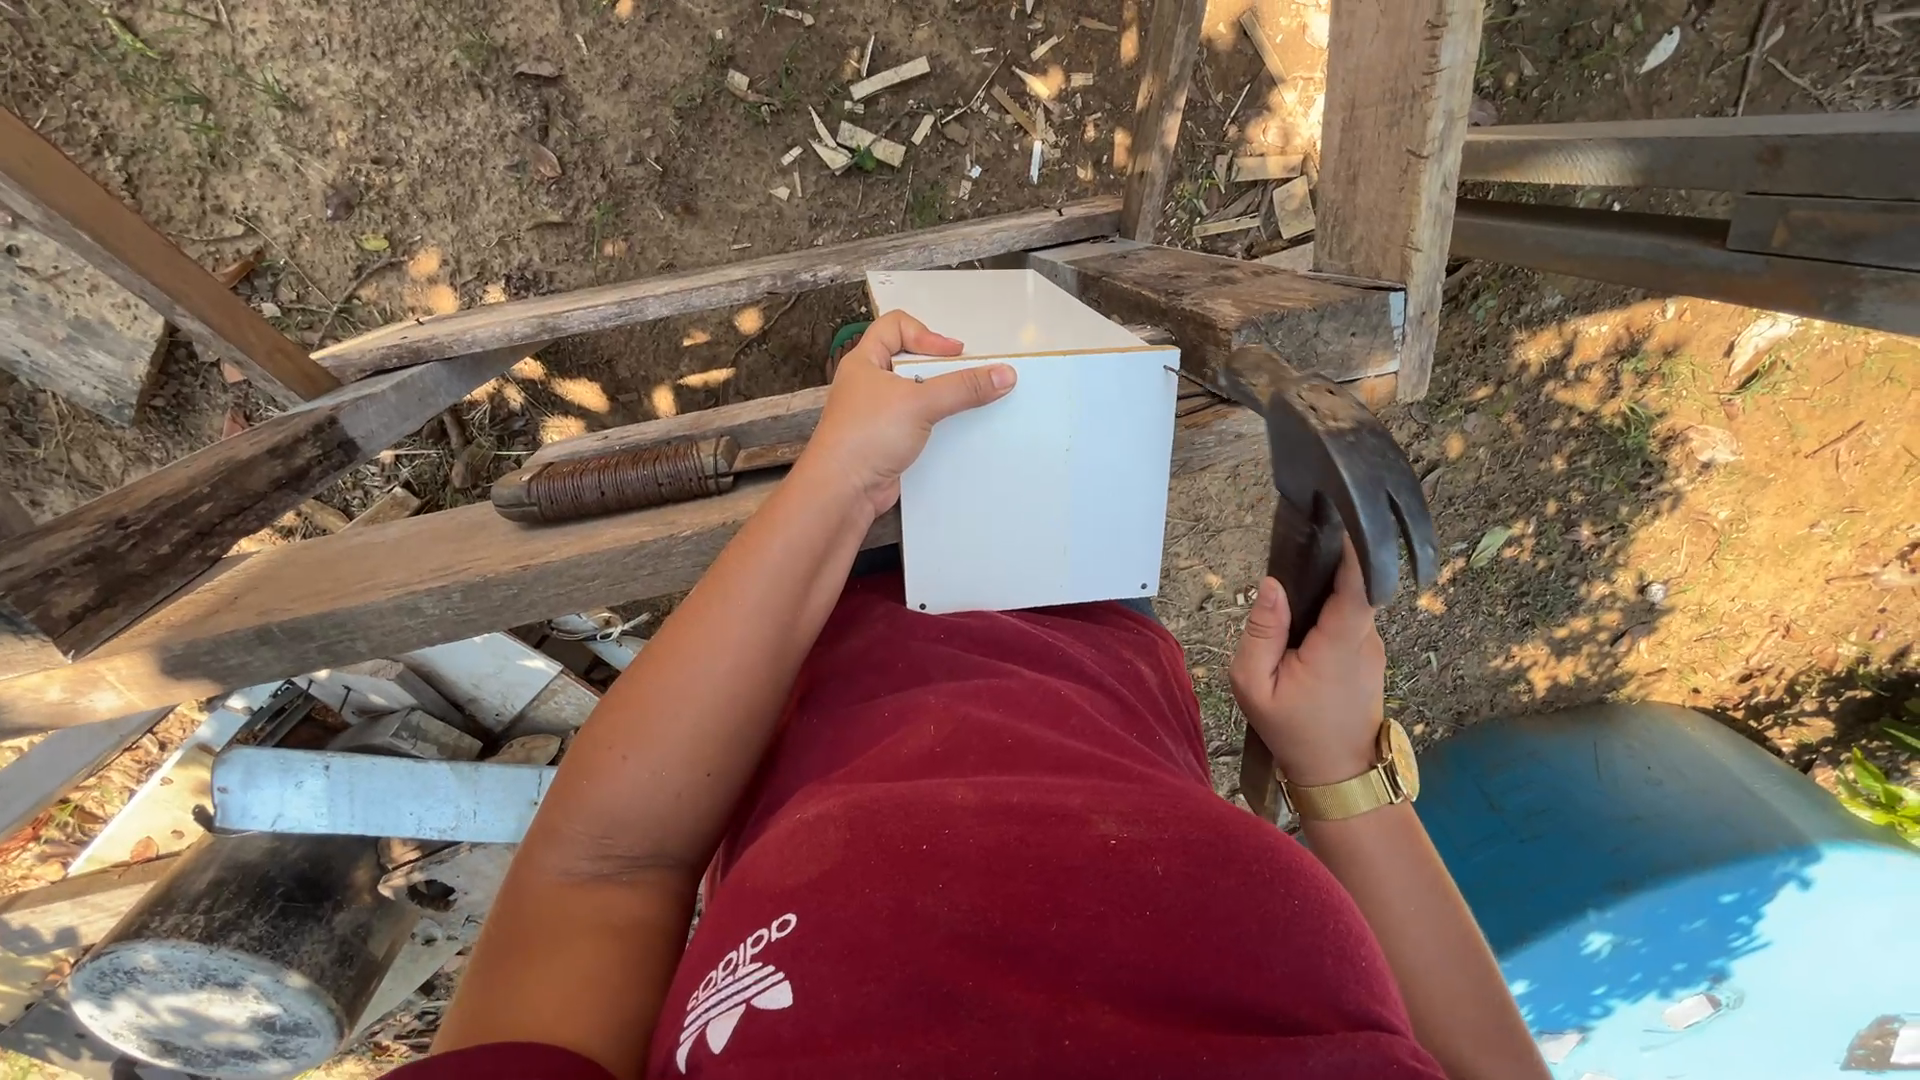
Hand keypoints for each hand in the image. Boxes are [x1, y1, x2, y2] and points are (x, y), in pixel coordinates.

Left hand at [799, 309, 1015, 516]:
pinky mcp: (887, 442)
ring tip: (960, 408)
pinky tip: (950, 435)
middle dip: (939, 370)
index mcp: (865, 361)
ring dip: (939, 401)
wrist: (843, 490)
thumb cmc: (865, 436)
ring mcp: (877, 414)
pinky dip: (935, 427)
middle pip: (911, 361)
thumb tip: (1003, 374)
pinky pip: (917, 425)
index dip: (927, 335)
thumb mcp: (920, 403)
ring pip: (916, 396)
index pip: (896, 326)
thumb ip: (963, 387)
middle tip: (962, 382)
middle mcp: (869, 384)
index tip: (954, 355)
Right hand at [1229, 536, 1385, 786]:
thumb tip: (1271, 584)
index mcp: (1339, 646)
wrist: (1338, 775)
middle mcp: (1366, 640)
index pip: (1357, 587)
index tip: (1338, 517)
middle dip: (1321, 568)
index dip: (1352, 551)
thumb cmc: (1293, 731)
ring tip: (1286, 600)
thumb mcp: (1255, 685)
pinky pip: (1347, 621)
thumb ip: (1260, 633)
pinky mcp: (1369, 656)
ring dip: (1320, 596)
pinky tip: (1300, 627)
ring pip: (1347, 605)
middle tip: (1286, 556)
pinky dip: (1325, 614)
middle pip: (1350, 588)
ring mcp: (1372, 648)